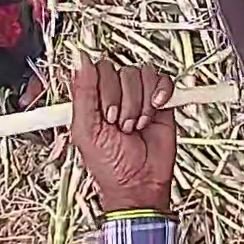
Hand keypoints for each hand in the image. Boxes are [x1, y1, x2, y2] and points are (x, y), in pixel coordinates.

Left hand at [71, 58, 175, 213]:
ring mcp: (139, 96)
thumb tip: (80, 59)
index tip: (107, 115)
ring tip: (137, 125)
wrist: (139, 184)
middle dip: (124, 101)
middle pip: (122, 71)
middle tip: (122, 125)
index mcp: (93, 97)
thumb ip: (83, 92)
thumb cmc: (109, 165)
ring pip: (142, 75)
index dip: (106, 90)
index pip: (99, 70)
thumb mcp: (86, 129)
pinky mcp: (160, 100)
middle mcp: (116, 93)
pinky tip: (156, 109)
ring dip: (141, 104)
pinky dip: (161, 93)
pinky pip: (163, 80)